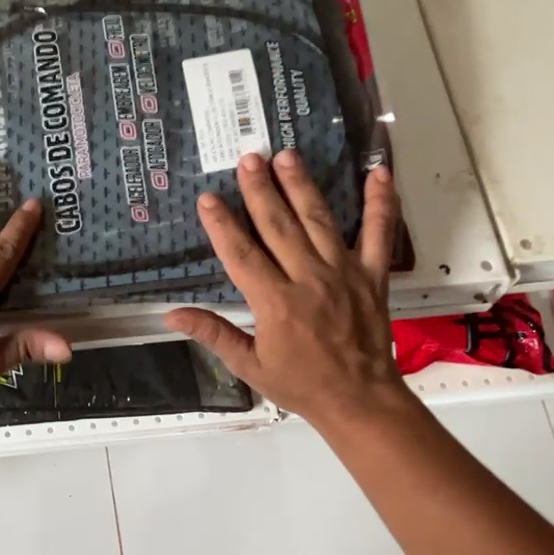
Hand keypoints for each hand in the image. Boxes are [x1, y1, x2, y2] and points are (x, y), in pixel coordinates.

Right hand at [165, 149, 410, 432]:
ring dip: (301, 185)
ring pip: (318, 220)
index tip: (208, 198)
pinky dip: (381, 201)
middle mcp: (308, 279)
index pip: (241, 253)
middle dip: (260, 190)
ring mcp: (344, 272)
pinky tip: (378, 172)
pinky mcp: (372, 274)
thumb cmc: (300, 384)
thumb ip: (213, 333)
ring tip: (286, 155)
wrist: (359, 399)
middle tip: (247, 158)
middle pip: (278, 225)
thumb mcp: (249, 364)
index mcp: (275, 302)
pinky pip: (378, 232)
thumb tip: (171, 314)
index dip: (222, 224)